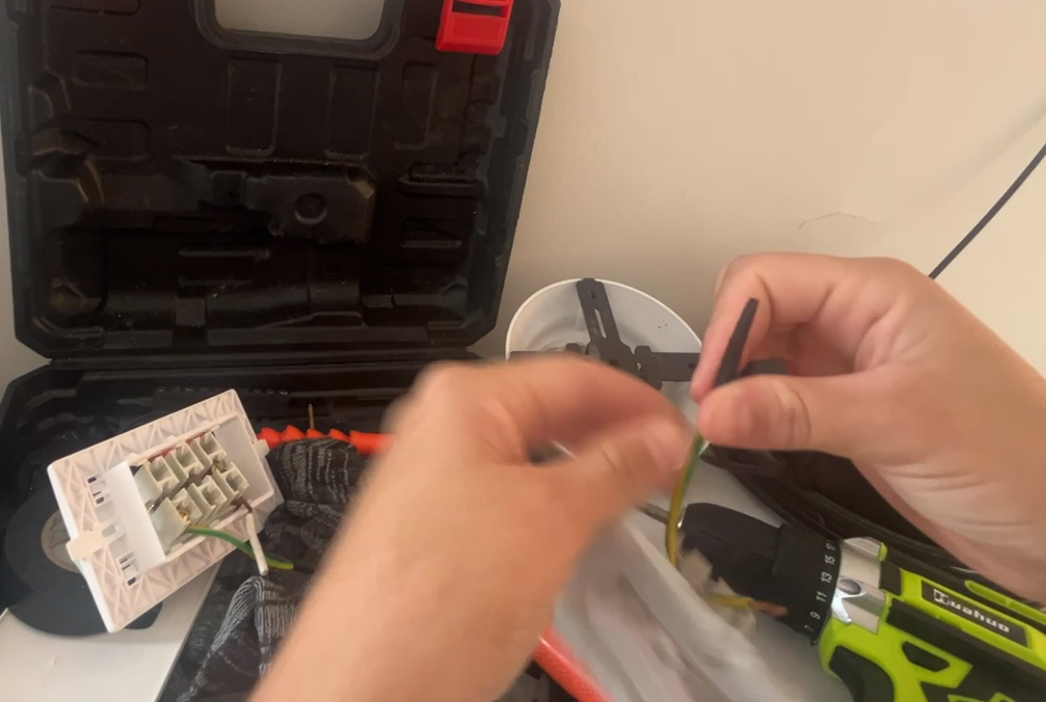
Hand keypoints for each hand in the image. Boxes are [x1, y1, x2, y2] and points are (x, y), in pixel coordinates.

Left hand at [254, 356, 689, 701]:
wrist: (363, 685)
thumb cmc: (440, 595)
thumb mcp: (550, 520)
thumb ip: (614, 469)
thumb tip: (662, 437)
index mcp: (462, 397)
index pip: (569, 375)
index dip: (634, 400)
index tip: (683, 430)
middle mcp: (438, 421)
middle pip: (544, 410)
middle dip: (608, 434)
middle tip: (667, 465)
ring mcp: (428, 470)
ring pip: (524, 453)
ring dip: (581, 469)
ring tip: (632, 494)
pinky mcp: (427, 518)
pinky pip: (501, 489)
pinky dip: (546, 500)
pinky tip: (575, 525)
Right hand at [692, 254, 1045, 701]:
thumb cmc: (1006, 458)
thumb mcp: (893, 424)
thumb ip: (792, 411)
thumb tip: (704, 412)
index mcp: (871, 290)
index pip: (765, 280)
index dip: (726, 325)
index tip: (710, 390)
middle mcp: (855, 314)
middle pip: (759, 308)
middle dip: (729, 352)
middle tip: (716, 412)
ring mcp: (853, 359)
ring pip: (766, 350)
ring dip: (741, 382)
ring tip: (728, 427)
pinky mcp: (852, 402)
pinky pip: (784, 389)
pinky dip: (761, 408)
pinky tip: (754, 434)